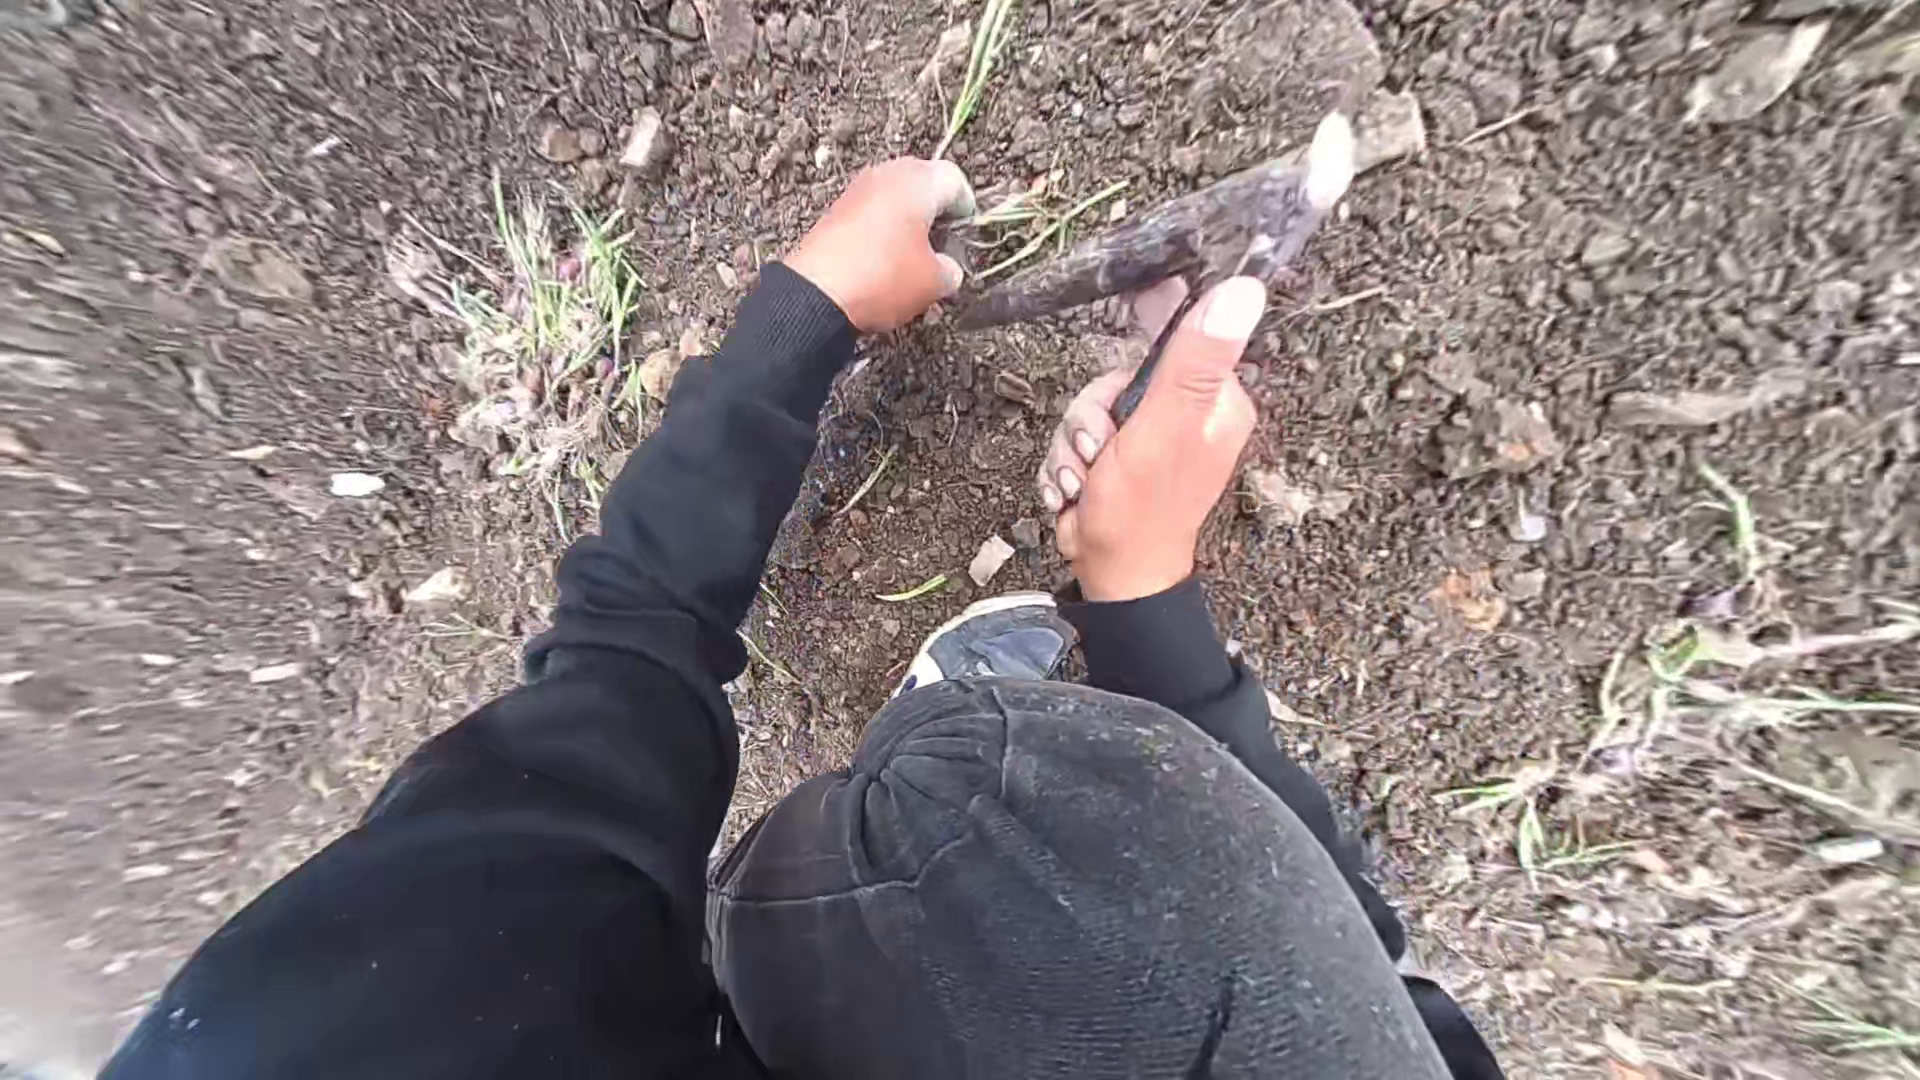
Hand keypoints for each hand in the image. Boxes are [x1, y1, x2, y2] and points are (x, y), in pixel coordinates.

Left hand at [784, 158, 974, 332]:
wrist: (818, 294)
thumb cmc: (885, 279)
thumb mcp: (934, 283)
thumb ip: (952, 270)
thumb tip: (949, 268)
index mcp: (917, 180)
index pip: (955, 181)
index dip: (967, 209)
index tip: (967, 236)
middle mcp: (886, 174)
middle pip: (924, 186)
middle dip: (938, 216)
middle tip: (944, 250)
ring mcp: (857, 190)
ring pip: (896, 201)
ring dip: (911, 227)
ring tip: (915, 262)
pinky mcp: (836, 212)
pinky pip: (873, 215)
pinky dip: (886, 234)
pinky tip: (886, 265)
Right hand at [1046, 278, 1264, 601]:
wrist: (1110, 570)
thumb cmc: (1141, 509)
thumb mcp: (1166, 429)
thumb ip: (1193, 364)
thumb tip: (1243, 289)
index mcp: (1212, 403)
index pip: (1180, 340)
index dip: (1143, 342)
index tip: (1119, 364)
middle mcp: (1180, 415)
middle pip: (1116, 377)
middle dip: (1092, 416)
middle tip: (1097, 449)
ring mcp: (1143, 437)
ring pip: (1088, 409)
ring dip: (1073, 447)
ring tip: (1080, 481)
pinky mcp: (1112, 457)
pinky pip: (1075, 437)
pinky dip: (1066, 465)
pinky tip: (1070, 492)